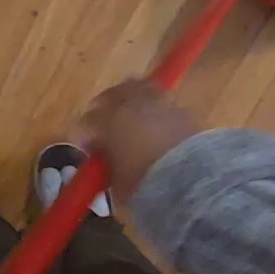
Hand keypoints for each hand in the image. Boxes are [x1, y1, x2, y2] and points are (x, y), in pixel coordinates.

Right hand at [70, 79, 202, 201]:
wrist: (192, 182)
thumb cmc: (146, 185)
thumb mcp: (117, 184)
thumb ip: (107, 167)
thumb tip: (103, 162)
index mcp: (112, 120)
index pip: (87, 120)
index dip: (82, 134)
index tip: (84, 148)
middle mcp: (135, 104)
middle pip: (115, 93)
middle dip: (105, 104)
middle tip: (102, 119)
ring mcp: (162, 104)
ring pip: (142, 88)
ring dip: (132, 99)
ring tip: (130, 113)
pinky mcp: (184, 111)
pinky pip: (163, 103)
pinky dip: (154, 110)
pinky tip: (154, 125)